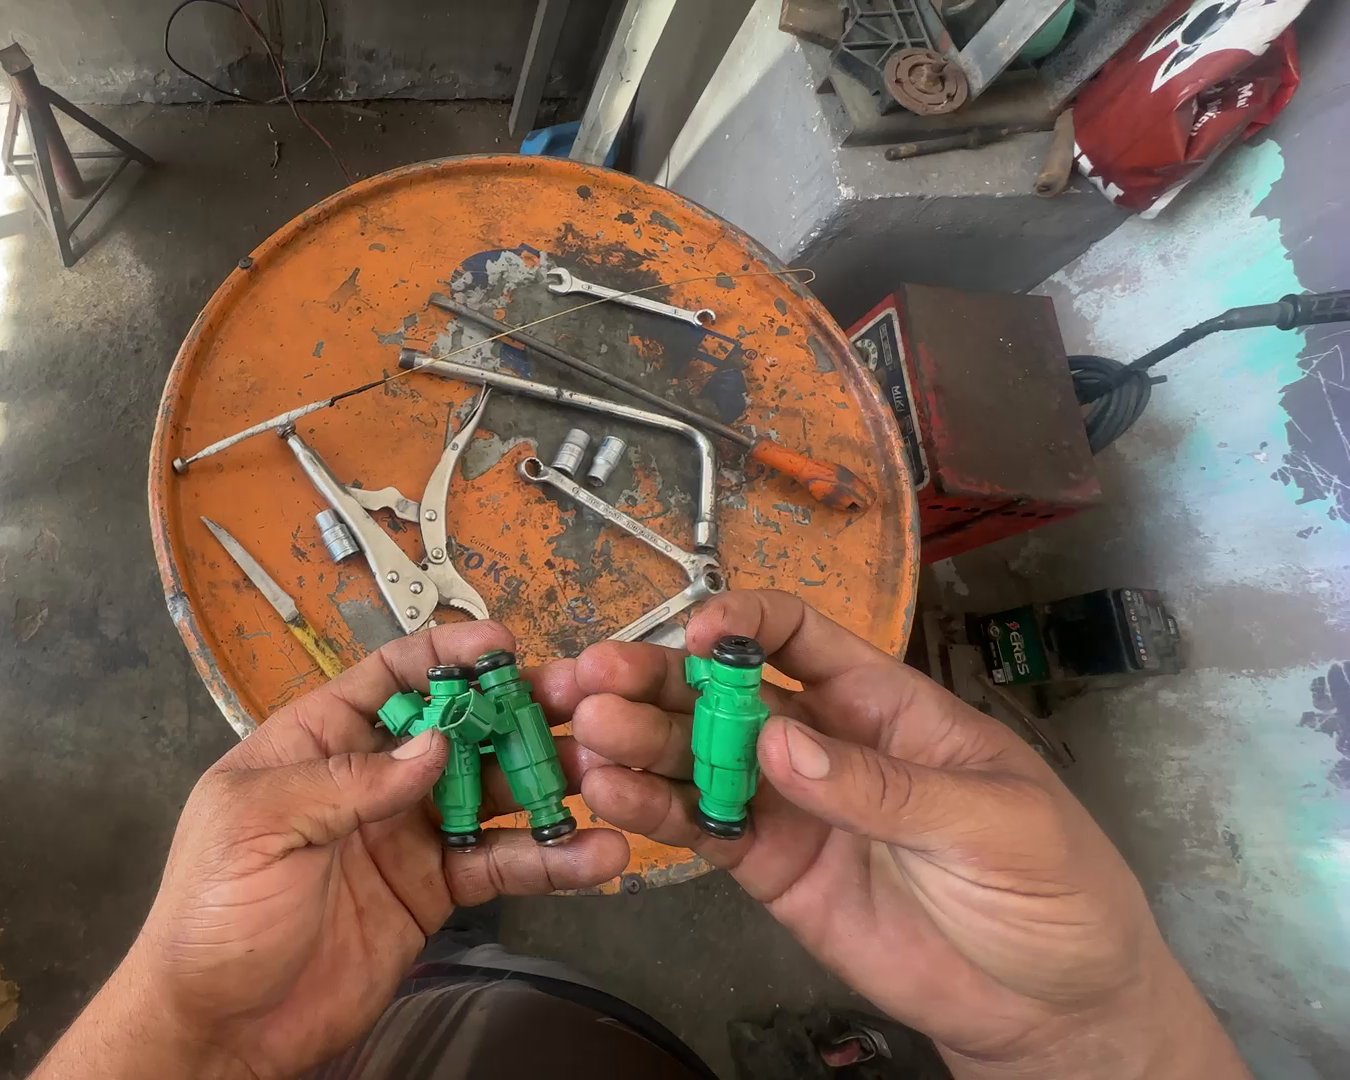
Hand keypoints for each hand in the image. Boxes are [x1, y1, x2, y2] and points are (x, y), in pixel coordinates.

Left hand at [38, 621, 629, 1079]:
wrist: (221, 1028)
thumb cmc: (216, 907)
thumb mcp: (259, 823)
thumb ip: (348, 780)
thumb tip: (435, 746)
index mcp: (321, 739)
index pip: (391, 677)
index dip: (445, 656)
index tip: (503, 644)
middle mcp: (373, 775)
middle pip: (455, 727)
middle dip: (515, 711)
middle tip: (582, 704)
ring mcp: (408, 831)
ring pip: (488, 791)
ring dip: (544, 779)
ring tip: (606, 775)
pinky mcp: (435, 889)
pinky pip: (497, 864)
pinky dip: (547, 859)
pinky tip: (597, 856)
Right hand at [566, 590, 1246, 1078]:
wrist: (1046, 1011)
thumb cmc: (1050, 891)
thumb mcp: (996, 825)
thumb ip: (882, 784)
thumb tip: (778, 745)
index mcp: (870, 701)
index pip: (794, 634)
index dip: (741, 621)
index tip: (697, 634)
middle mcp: (807, 735)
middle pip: (717, 690)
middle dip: (654, 678)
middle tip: (593, 677)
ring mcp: (776, 797)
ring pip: (689, 752)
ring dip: (634, 738)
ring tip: (584, 732)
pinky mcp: (756, 857)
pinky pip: (694, 823)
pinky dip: (648, 807)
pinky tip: (607, 793)